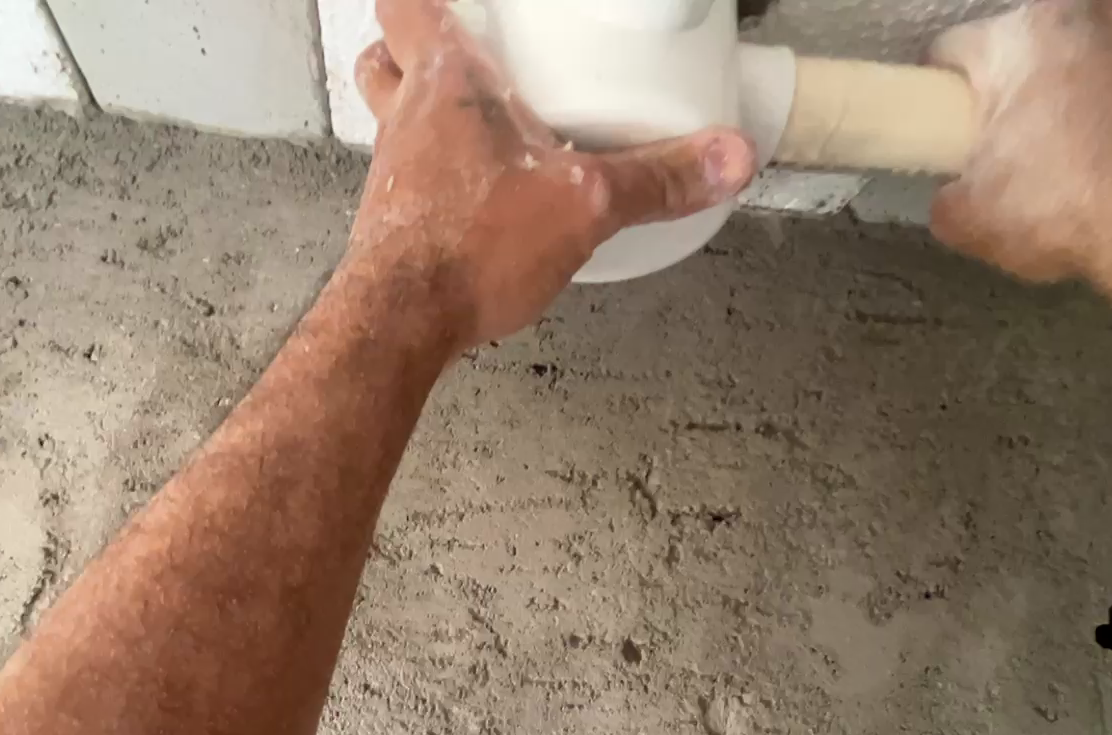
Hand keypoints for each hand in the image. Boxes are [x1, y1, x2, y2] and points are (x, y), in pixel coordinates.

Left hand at [343, 0, 757, 349]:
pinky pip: (407, 187)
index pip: (409, 2)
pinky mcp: (393, 228)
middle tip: (469, 62)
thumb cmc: (470, 250)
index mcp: (447, 84)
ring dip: (422, 120)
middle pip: (386, 58)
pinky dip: (433, 185)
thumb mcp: (582, 206)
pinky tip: (474, 209)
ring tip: (480, 137)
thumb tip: (725, 158)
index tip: (469, 4)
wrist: (405, 324)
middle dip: (415, 51)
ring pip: (391, 125)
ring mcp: (393, 176)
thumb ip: (653, 180)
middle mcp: (406, 122)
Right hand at [928, 0, 1111, 283]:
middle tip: (1008, 143)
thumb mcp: (963, 218)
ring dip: (1072, 80)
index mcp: (1020, 38)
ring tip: (1072, 141)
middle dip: (1012, 84)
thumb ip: (945, 189)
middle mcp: (1091, 7)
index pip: (951, 49)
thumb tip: (957, 186)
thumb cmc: (1058, 209)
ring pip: (1087, 47)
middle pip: (1025, 42)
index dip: (937, 93)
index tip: (944, 127)